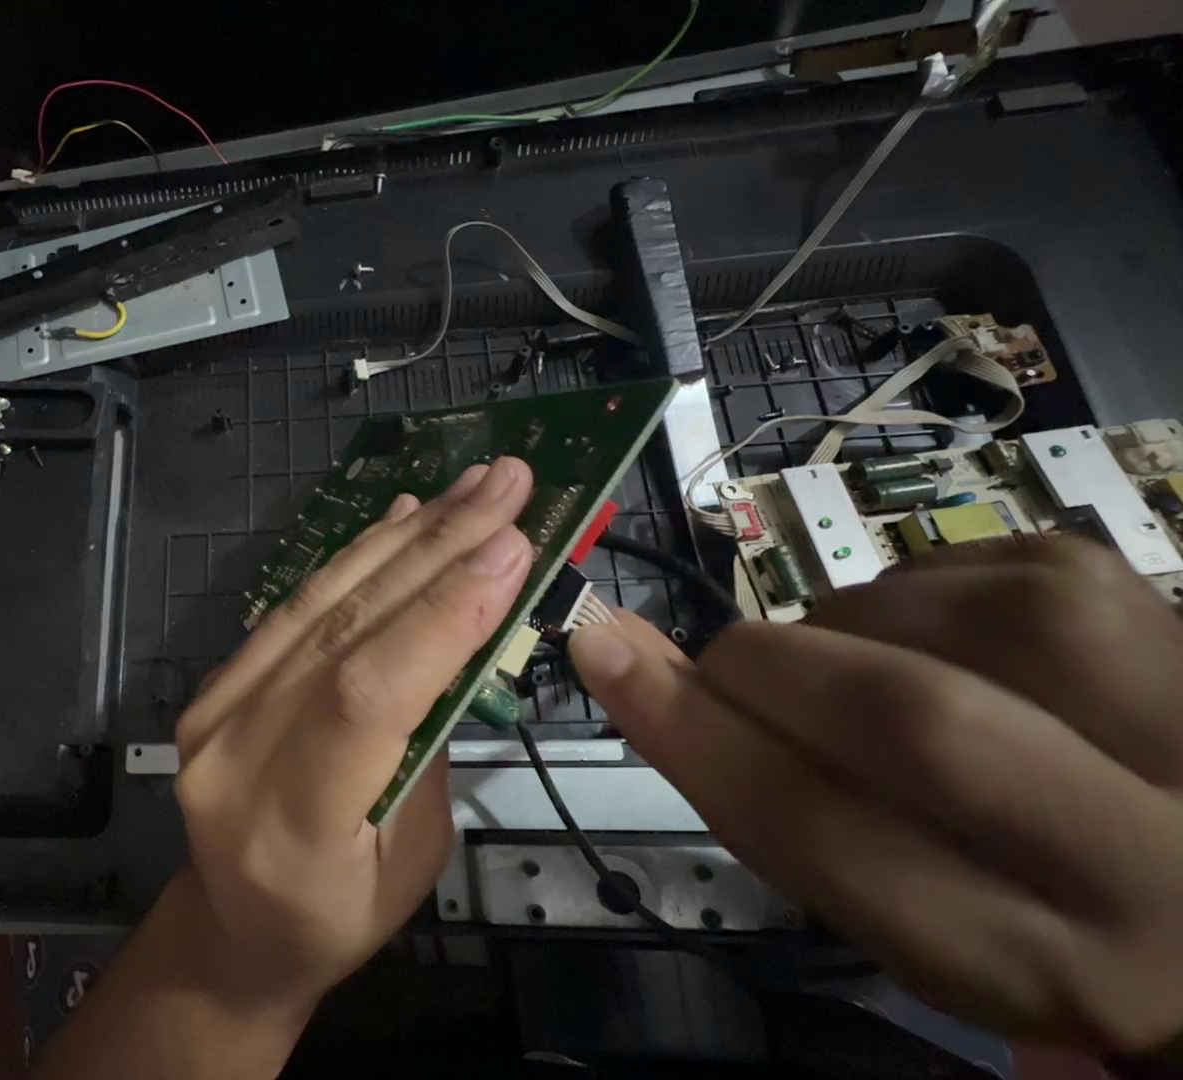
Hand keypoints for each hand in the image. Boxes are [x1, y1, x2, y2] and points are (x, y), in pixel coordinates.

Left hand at [171, 457, 538, 1010]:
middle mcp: (234, 754)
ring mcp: (212, 710)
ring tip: (466, 487)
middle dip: (433, 550)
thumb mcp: (409, 863)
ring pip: (314, 604)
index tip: (512, 544)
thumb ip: (426, 750)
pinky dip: (350, 558)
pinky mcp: (213, 684)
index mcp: (291, 825)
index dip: (439, 615)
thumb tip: (461, 633)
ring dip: (399, 537)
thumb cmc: (335, 914)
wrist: (232, 926)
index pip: (365, 697)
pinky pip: (290, 610)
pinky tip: (397, 519)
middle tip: (504, 483)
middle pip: (341, 631)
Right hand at [570, 539, 1182, 1053]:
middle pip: (908, 718)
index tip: (600, 653)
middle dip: (767, 669)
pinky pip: (994, 564)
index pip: (822, 830)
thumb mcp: (863, 881)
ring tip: (859, 664)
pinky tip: (933, 634)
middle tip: (732, 669)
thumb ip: (741, 777)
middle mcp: (1158, 863)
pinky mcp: (1182, 620)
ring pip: (956, 618)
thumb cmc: (989, 899)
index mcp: (1035, 960)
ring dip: (848, 625)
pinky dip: (913, 590)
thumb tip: (609, 648)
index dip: (692, 732)